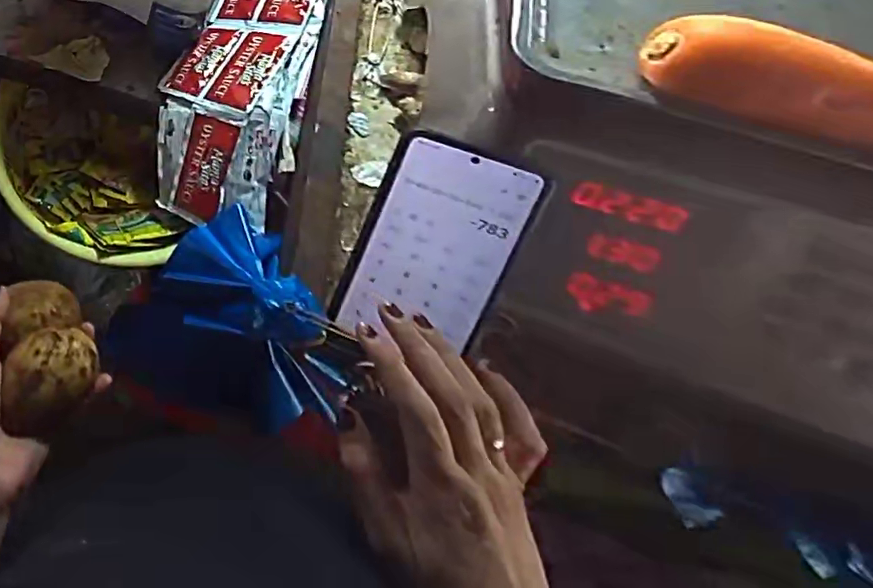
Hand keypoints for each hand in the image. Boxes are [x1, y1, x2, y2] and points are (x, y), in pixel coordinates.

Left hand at [0, 288, 108, 512]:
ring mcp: (36, 409)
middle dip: (63, 337)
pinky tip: (107, 378)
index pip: (17, 336)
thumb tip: (4, 289)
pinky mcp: (53, 431)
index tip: (55, 302)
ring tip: (96, 339)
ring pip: (63, 379)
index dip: (35, 319)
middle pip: (44, 355)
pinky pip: (75, 408)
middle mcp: (15, 385)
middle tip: (82, 319)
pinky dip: (91, 394)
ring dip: (80, 360)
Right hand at [339, 305, 549, 587]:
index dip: (392, 366)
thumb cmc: (432, 573)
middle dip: (419, 347)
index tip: (366, 332)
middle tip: (390, 311)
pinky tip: (485, 367)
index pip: (417, 410)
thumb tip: (348, 412)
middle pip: (453, 396)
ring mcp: (506, 475)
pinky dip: (507, 395)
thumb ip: (363, 470)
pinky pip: (524, 434)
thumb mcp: (384, 532)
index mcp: (441, 483)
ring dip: (451, 357)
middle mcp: (479, 470)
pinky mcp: (521, 483)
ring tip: (423, 322)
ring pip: (483, 404)